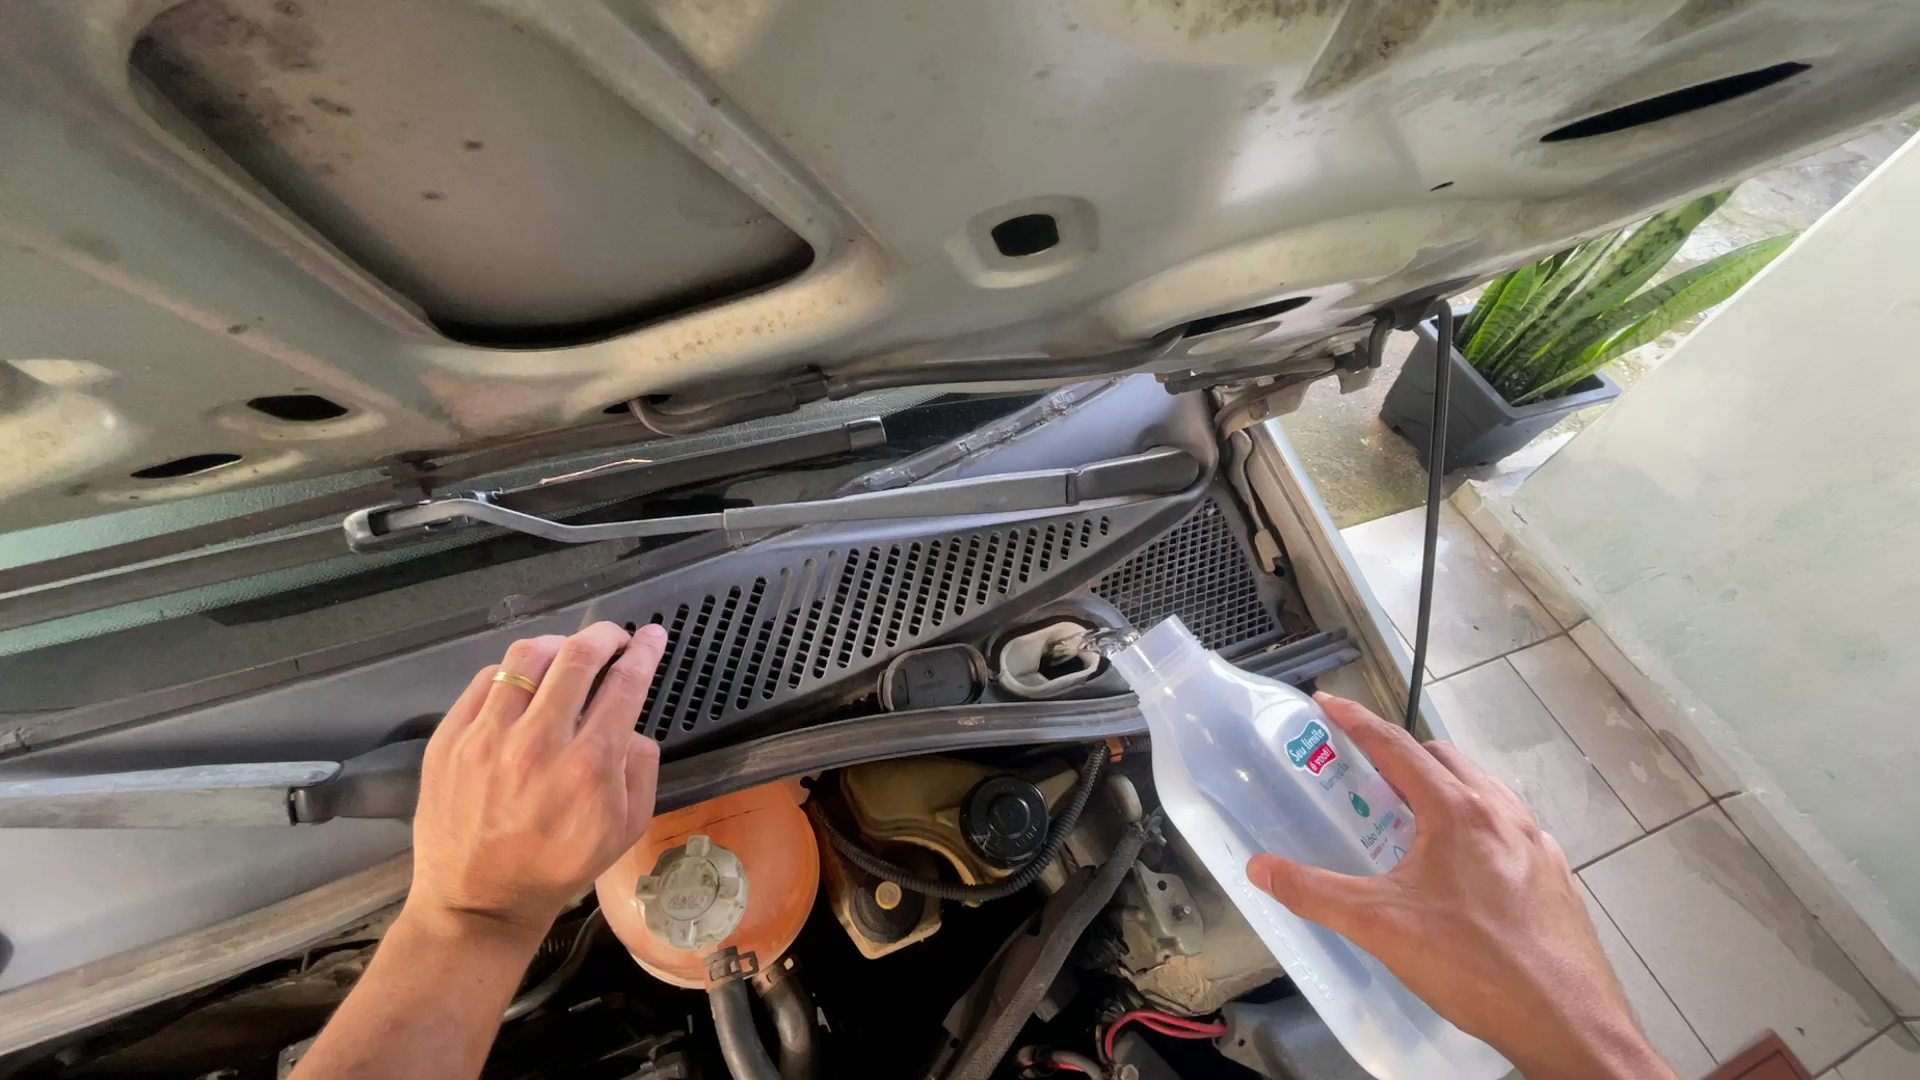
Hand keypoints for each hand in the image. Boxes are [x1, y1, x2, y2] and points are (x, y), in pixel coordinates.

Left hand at [405, 621, 667, 943]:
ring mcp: (486, 738)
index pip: (626, 683)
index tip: (653, 635)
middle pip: (578, 656)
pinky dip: (514, 672)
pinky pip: (485, 680)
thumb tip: (632, 726)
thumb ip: (643, 766)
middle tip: (615, 639)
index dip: (645, 650)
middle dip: (606, 635)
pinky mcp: (448, 741)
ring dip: (559, 645)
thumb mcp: (630, 824)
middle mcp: (539, 741)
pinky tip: (525, 686)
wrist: (478, 902)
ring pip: (527, 656)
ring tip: (568, 656)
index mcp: (590, 764)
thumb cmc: (563, 864)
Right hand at [1247, 694, 1673, 1079]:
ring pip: (1482, 789)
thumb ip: (1314, 891)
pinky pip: (1510, 826)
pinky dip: (1476, 821)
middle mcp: (1501, 815)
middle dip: (1400, 752)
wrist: (1574, 1034)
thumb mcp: (1378, 925)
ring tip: (1411, 816)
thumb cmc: (1473, 966)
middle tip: (1364, 773)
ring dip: (1441, 784)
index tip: (1326, 702)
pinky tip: (1463, 863)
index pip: (1395, 745)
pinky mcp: (1559, 879)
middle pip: (1442, 758)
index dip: (1354, 719)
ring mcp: (1538, 846)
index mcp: (1457, 811)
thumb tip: (1260, 868)